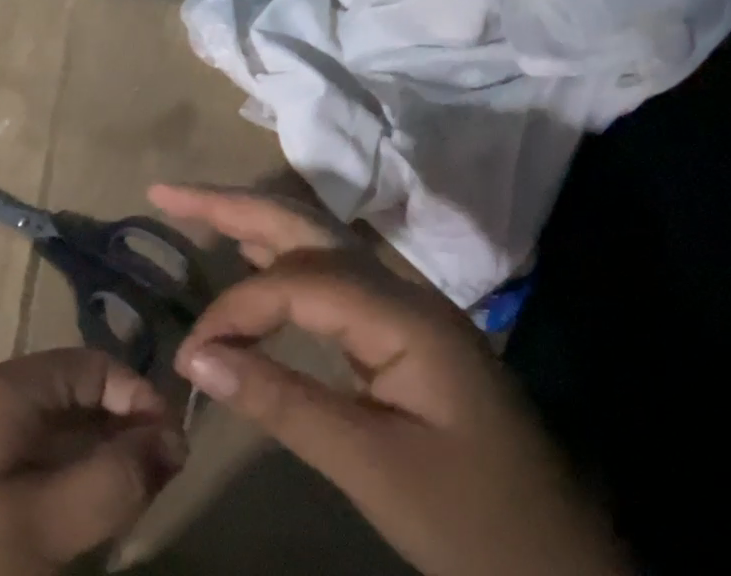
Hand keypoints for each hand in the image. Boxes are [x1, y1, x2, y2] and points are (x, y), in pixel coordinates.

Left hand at [0, 349, 185, 575]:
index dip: (140, 398)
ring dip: (100, 455)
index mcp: (6, 389)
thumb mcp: (49, 522)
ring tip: (127, 502)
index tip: (173, 453)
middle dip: (123, 430)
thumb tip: (173, 439)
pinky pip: (38, 452)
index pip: (93, 364)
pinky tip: (87, 511)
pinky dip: (72, 472)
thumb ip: (115, 480)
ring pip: (60, 425)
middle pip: (77, 391)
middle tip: (155, 486)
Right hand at [151, 185, 631, 575]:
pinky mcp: (402, 338)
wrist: (564, 570)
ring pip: (320, 245)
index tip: (191, 357)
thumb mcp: (371, 467)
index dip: (234, 309)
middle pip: (309, 228)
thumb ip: (280, 402)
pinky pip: (331, 278)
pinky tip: (250, 257)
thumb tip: (194, 357)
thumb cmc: (472, 520)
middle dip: (234, 206)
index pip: (296, 282)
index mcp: (407, 317)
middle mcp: (407, 295)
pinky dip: (279, 260)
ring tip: (193, 209)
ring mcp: (409, 313)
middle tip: (166, 192)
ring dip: (255, 222)